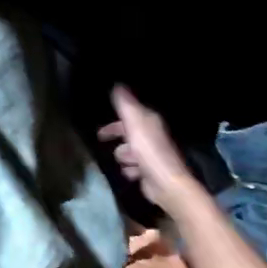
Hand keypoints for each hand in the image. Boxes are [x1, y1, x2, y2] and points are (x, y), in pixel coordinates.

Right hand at [98, 85, 203, 209]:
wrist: (165, 183)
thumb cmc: (149, 151)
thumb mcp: (135, 124)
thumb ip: (125, 105)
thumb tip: (118, 85)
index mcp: (149, 122)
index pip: (130, 117)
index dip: (114, 122)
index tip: (100, 131)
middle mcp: (151, 136)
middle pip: (128, 135)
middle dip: (119, 139)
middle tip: (103, 141)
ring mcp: (150, 155)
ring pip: (128, 153)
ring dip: (125, 157)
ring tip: (128, 161)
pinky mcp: (148, 172)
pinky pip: (132, 168)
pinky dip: (130, 170)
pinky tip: (132, 173)